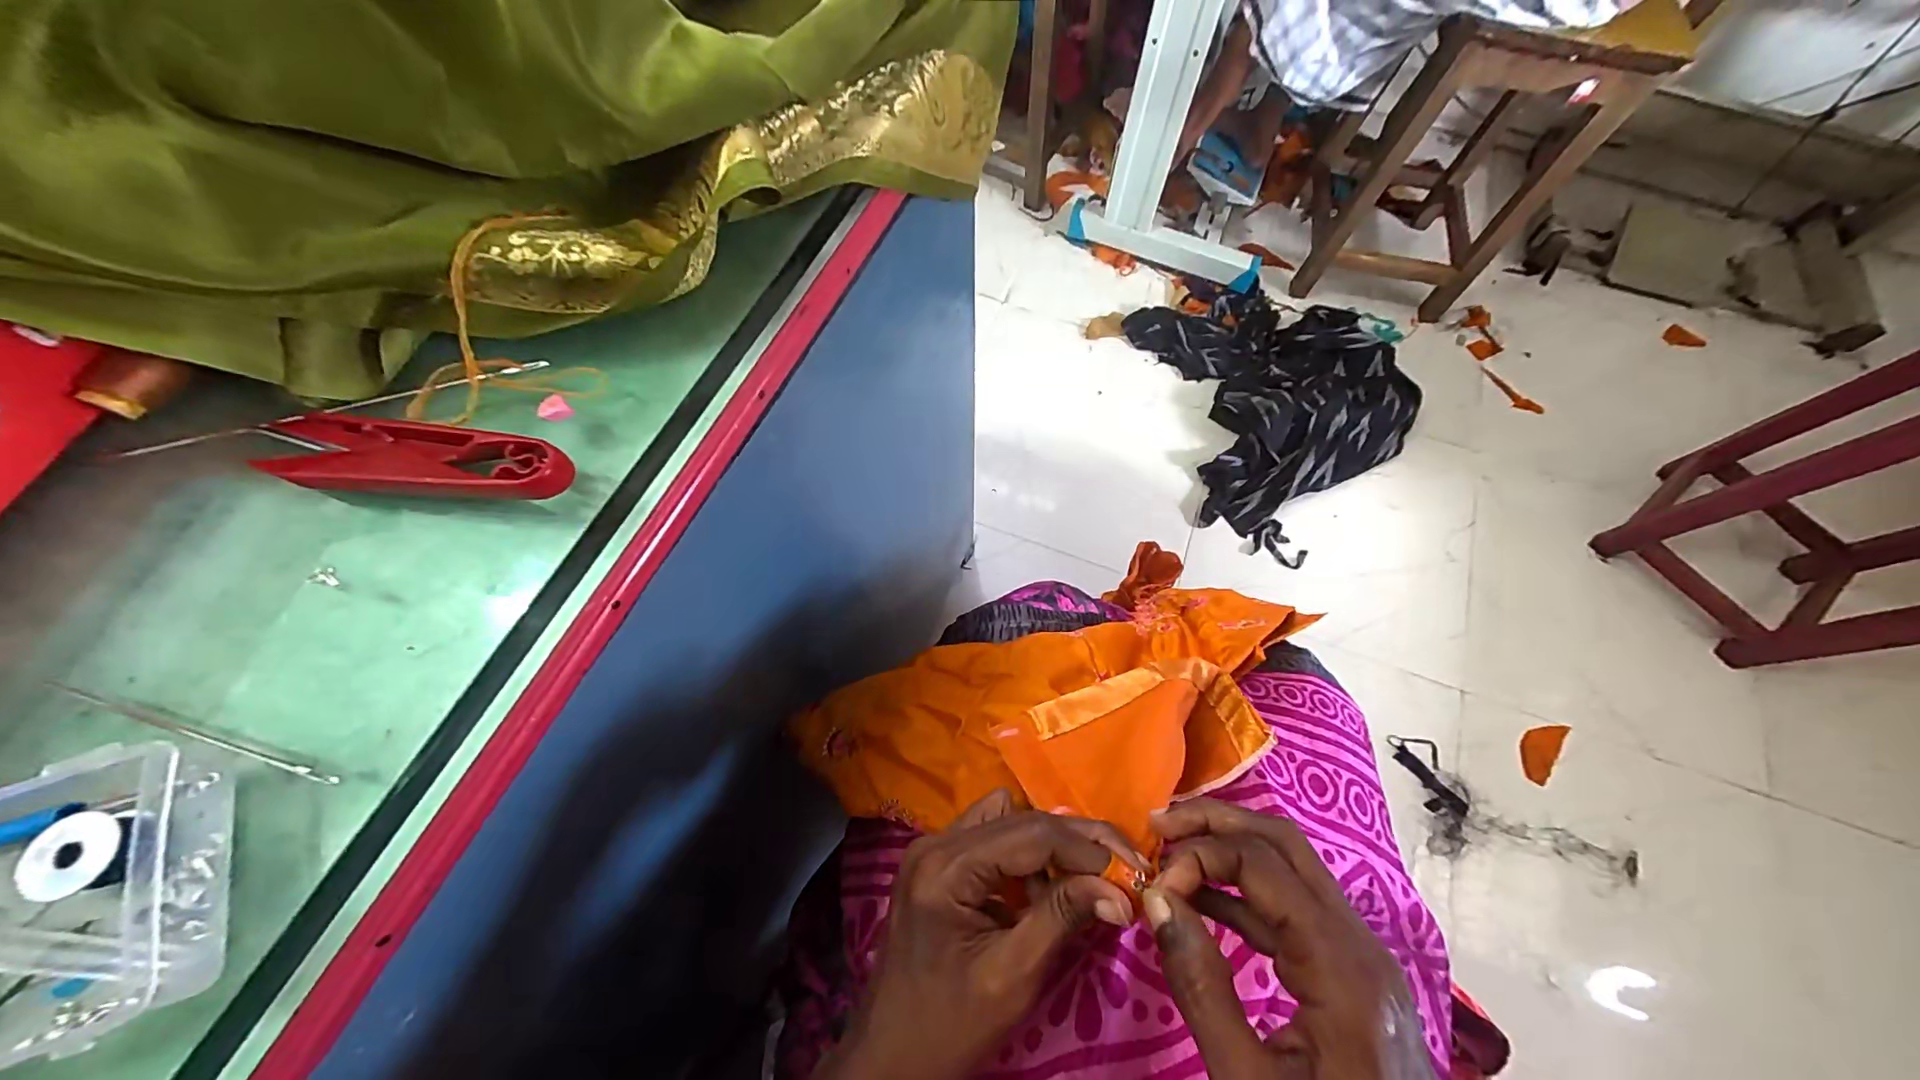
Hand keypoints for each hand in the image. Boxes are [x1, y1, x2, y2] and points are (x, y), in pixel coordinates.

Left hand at [816, 790, 1144, 1079]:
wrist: (889, 1056)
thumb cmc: (949, 1025)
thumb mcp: (1013, 976)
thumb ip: (1061, 918)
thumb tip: (1119, 889)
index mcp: (947, 866)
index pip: (1032, 832)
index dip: (1088, 848)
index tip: (1134, 872)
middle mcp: (936, 842)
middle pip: (1021, 817)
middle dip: (1075, 842)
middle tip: (1122, 871)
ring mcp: (933, 849)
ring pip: (1008, 819)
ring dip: (1050, 844)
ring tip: (1084, 883)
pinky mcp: (938, 863)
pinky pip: (992, 839)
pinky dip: (1025, 856)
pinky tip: (1046, 890)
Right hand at [1143, 799, 1428, 1079]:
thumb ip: (1201, 988)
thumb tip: (1158, 901)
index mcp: (1342, 967)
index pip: (1262, 864)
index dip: (1200, 857)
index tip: (1155, 888)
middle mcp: (1358, 942)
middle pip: (1284, 843)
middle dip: (1216, 824)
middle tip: (1158, 825)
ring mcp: (1358, 953)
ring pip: (1290, 866)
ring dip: (1228, 849)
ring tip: (1170, 852)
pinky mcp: (1347, 970)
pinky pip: (1291, 906)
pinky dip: (1242, 890)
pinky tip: (1200, 898)